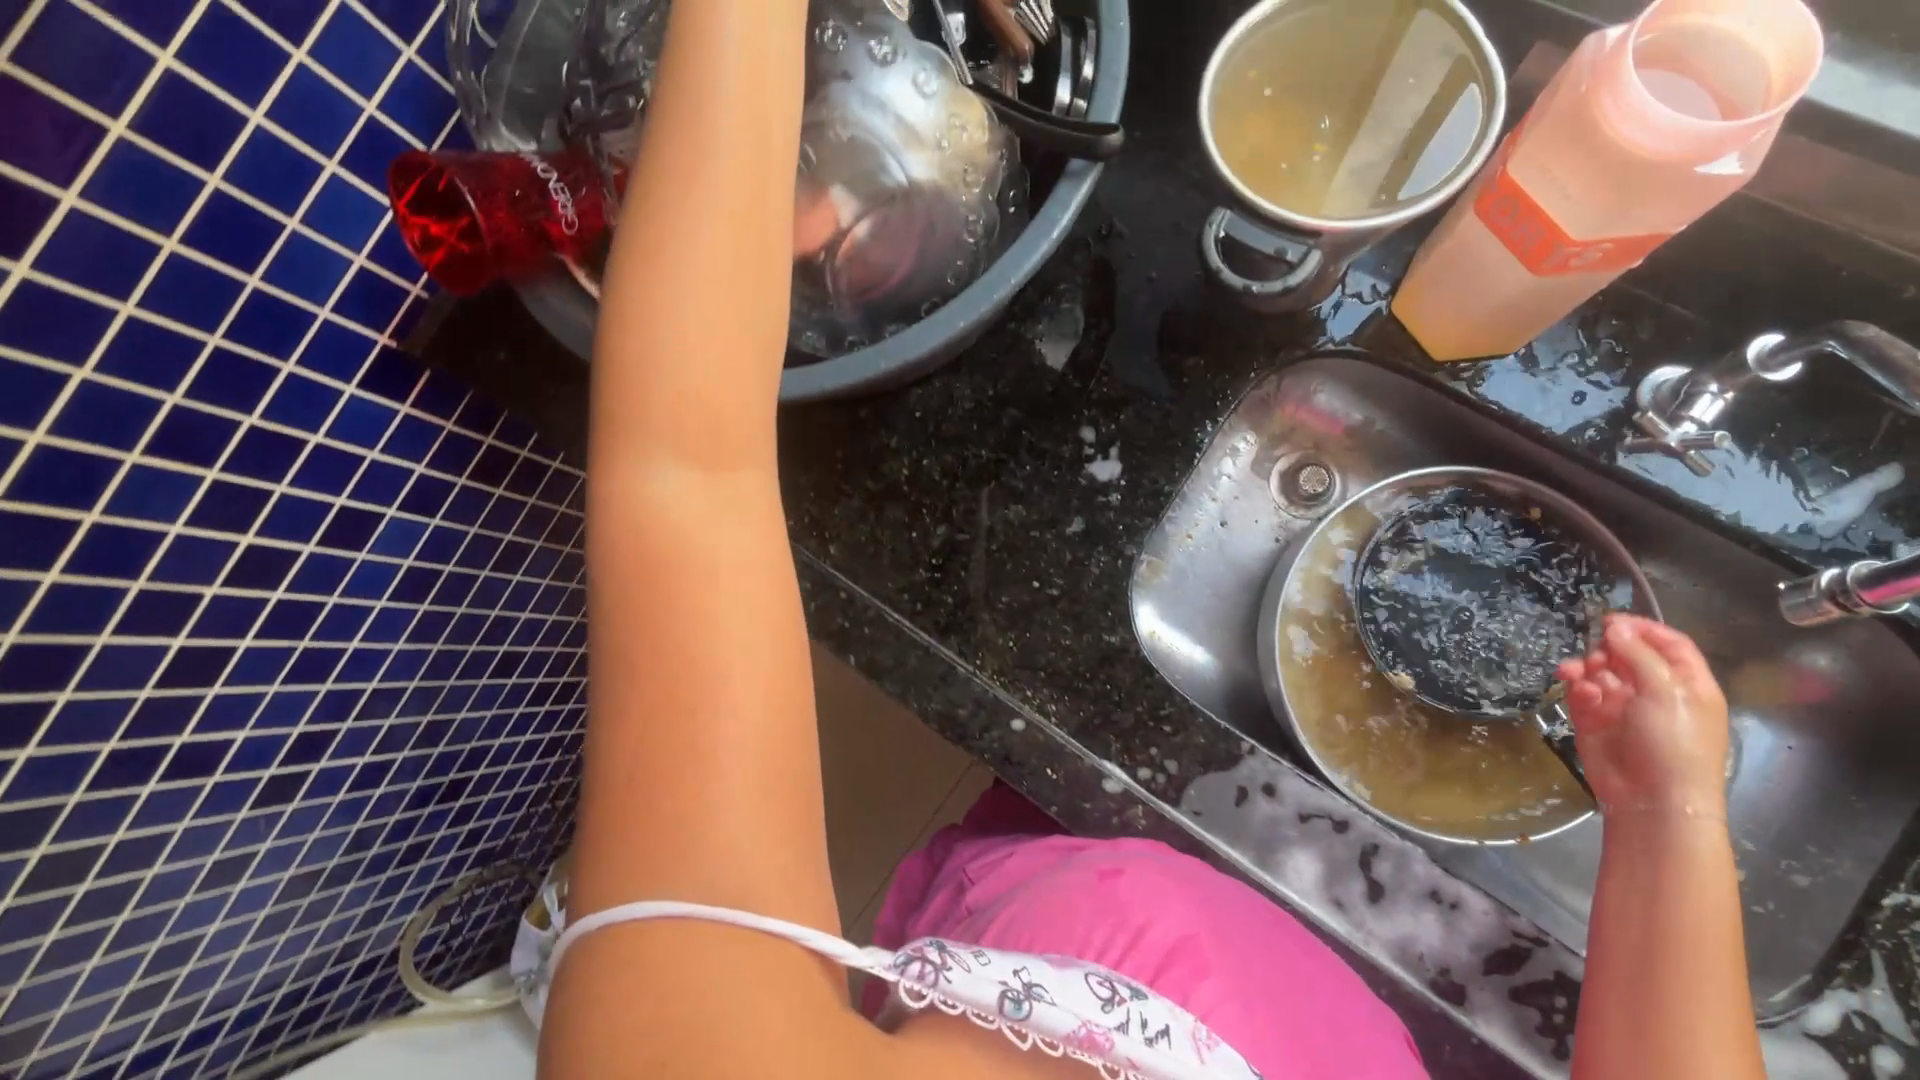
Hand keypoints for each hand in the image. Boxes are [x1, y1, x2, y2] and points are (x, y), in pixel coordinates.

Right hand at [1557, 615, 1730, 818]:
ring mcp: (1623, 707)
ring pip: (1598, 672)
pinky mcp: (1594, 720)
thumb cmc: (1674, 742)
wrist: (1651, 797)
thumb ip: (1637, 654)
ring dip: (1586, 667)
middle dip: (1607, 650)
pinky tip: (1577, 691)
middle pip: (1627, 655)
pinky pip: (1581, 694)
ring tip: (1575, 673)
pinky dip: (1577, 689)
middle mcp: (1655, 692)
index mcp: (1687, 684)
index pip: (1668, 644)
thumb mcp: (1665, 691)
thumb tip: (1615, 626)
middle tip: (1596, 656)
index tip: (1611, 621)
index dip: (1643, 629)